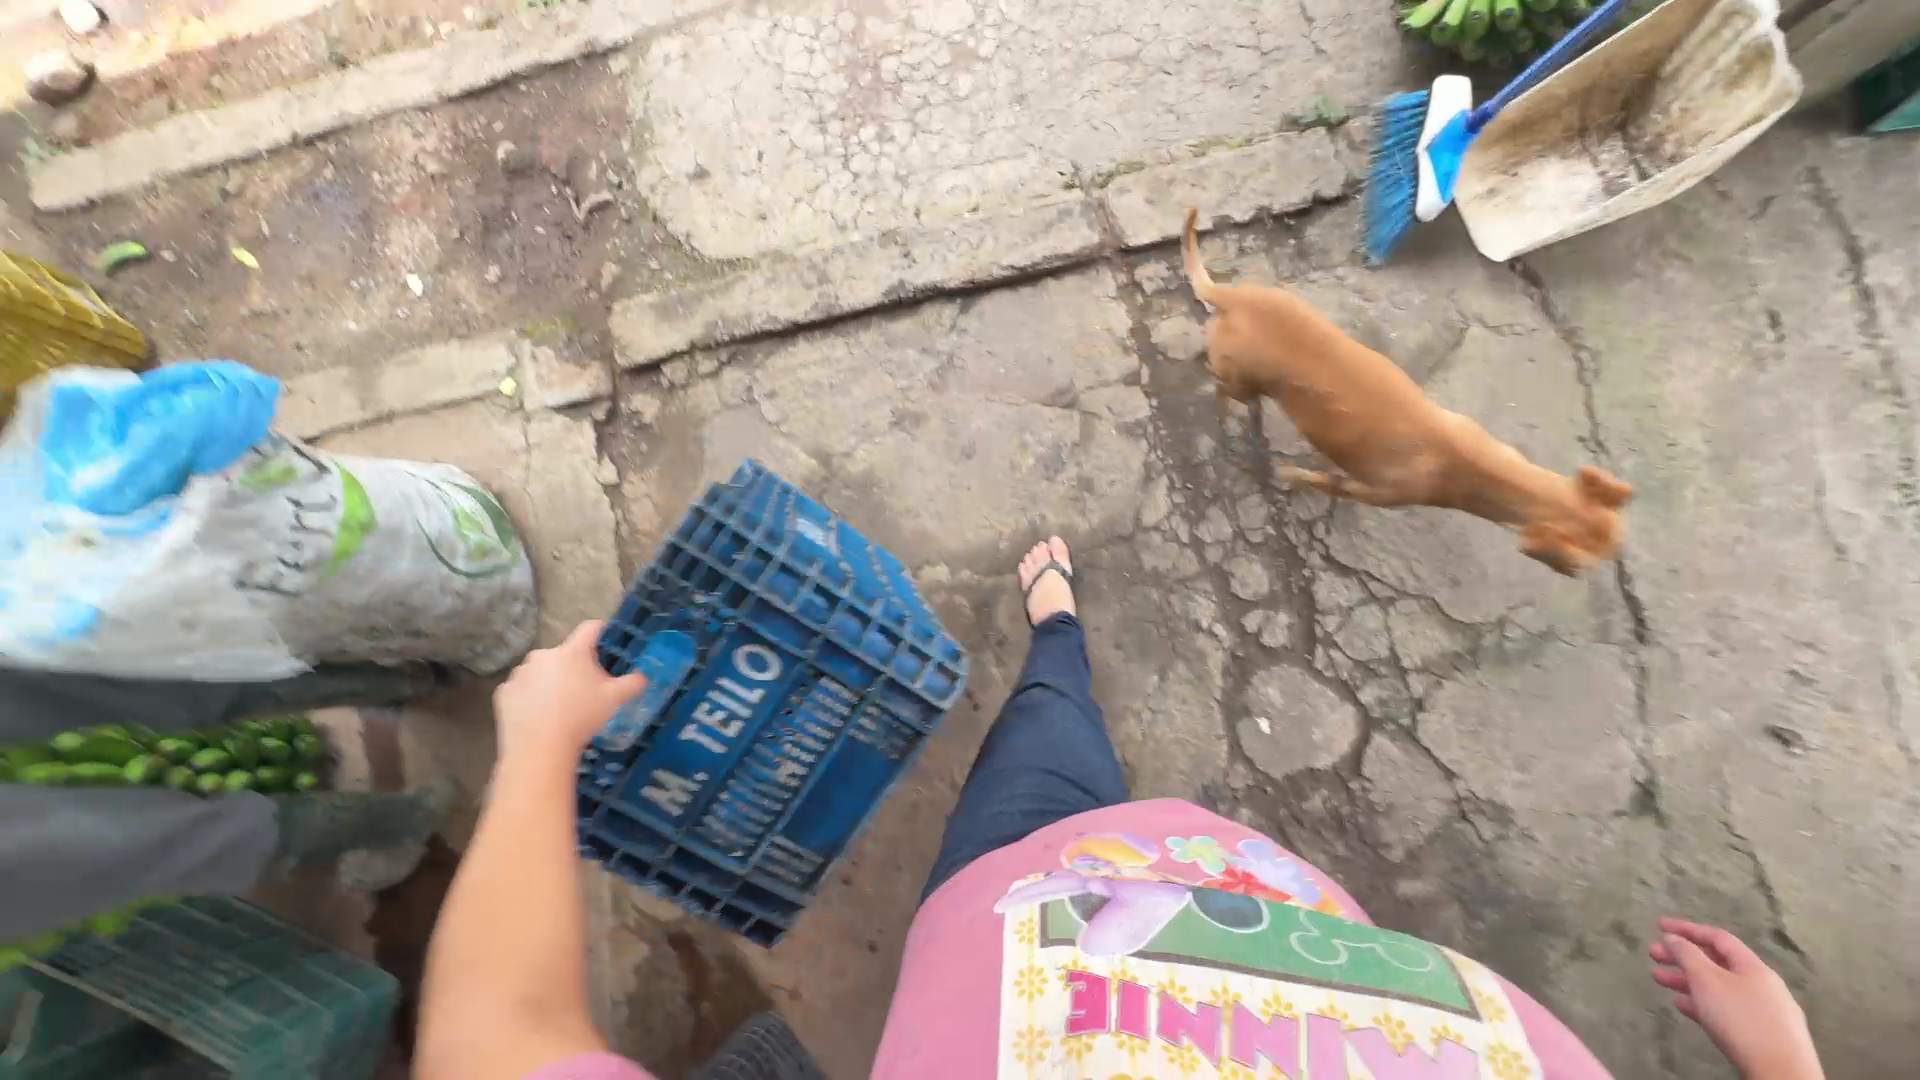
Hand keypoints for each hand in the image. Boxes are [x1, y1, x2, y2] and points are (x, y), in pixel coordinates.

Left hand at [493, 621, 646, 761]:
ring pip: (541, 671)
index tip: (608, 641)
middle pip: (565, 654)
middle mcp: (543, 655)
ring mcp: (520, 673)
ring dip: (550, 681)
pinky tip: (538, 715)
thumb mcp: (615, 699)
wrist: (539, 748)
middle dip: (575, 667)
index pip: (590, 628)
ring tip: (558, 706)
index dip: (602, 631)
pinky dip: (530, 697)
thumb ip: (633, 683)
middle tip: (585, 689)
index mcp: (572, 652)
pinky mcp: (503, 692)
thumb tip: (643, 676)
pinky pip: (522, 688)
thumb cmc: (581, 717)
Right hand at [1649, 917, 1823, 1079]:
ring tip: (1659, 980)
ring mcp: (1766, 1012)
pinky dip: (1703, 1002)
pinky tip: (1684, 1007)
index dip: (1687, 928)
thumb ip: (1686, 954)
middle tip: (1653, 955)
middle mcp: (1763, 986)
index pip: (1718, 938)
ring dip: (1687, 980)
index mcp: (1754, 968)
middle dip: (1682, 956)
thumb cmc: (1740, 1018)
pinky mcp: (1764, 1034)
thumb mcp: (1706, 979)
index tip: (1658, 925)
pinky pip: (1727, 1009)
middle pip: (1717, 963)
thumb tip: (1674, 938)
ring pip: (1719, 987)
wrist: (1782, 1074)